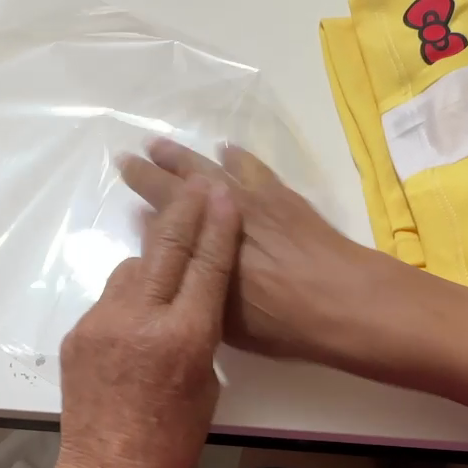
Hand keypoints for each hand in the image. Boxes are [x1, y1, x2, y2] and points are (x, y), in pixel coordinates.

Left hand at [52, 180, 238, 467]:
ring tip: (170, 258)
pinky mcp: (76, 336)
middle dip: (185, 211)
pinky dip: (130, 295)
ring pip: (133, 268)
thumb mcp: (206, 390)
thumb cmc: (171, 446)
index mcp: (184, 339)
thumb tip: (188, 309)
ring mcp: (100, 324)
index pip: (206, 264)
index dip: (218, 225)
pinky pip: (110, 298)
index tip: (224, 193)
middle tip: (197, 184)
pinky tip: (139, 313)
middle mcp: (139, 320)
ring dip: (155, 257)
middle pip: (166, 247)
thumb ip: (200, 340)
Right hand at [120, 138, 396, 364]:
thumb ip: (188, 275)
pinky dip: (236, 158)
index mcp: (204, 245)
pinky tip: (226, 150)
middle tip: (132, 156)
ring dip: (184, 157)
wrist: (344, 300)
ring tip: (162, 145)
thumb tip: (156, 238)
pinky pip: (252, 167)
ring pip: (211, 168)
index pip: (163, 212)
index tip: (124, 180)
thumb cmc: (281, 322)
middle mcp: (224, 213)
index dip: (142, 196)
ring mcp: (255, 199)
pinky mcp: (283, 196)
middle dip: (154, 170)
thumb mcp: (223, 316)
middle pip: (181, 185)